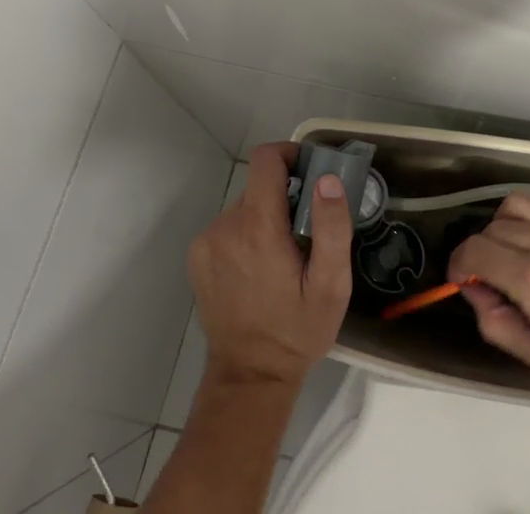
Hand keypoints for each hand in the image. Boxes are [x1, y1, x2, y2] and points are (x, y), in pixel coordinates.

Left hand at [188, 142, 353, 387]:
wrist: (251, 375)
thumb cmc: (298, 331)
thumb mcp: (331, 284)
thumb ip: (332, 227)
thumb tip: (327, 179)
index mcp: (258, 229)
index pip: (266, 160)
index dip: (290, 154)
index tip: (312, 172)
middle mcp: (225, 227)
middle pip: (258, 186)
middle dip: (285, 197)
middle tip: (308, 231)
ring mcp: (206, 243)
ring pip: (244, 207)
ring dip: (266, 218)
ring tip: (286, 256)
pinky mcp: (198, 257)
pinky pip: (229, 228)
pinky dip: (248, 235)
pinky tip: (261, 268)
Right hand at [446, 192, 529, 420]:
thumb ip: (496, 321)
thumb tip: (475, 292)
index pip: (474, 251)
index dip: (458, 265)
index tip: (461, 281)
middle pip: (494, 226)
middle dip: (481, 250)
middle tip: (491, 278)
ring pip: (521, 203)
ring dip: (506, 226)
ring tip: (517, 254)